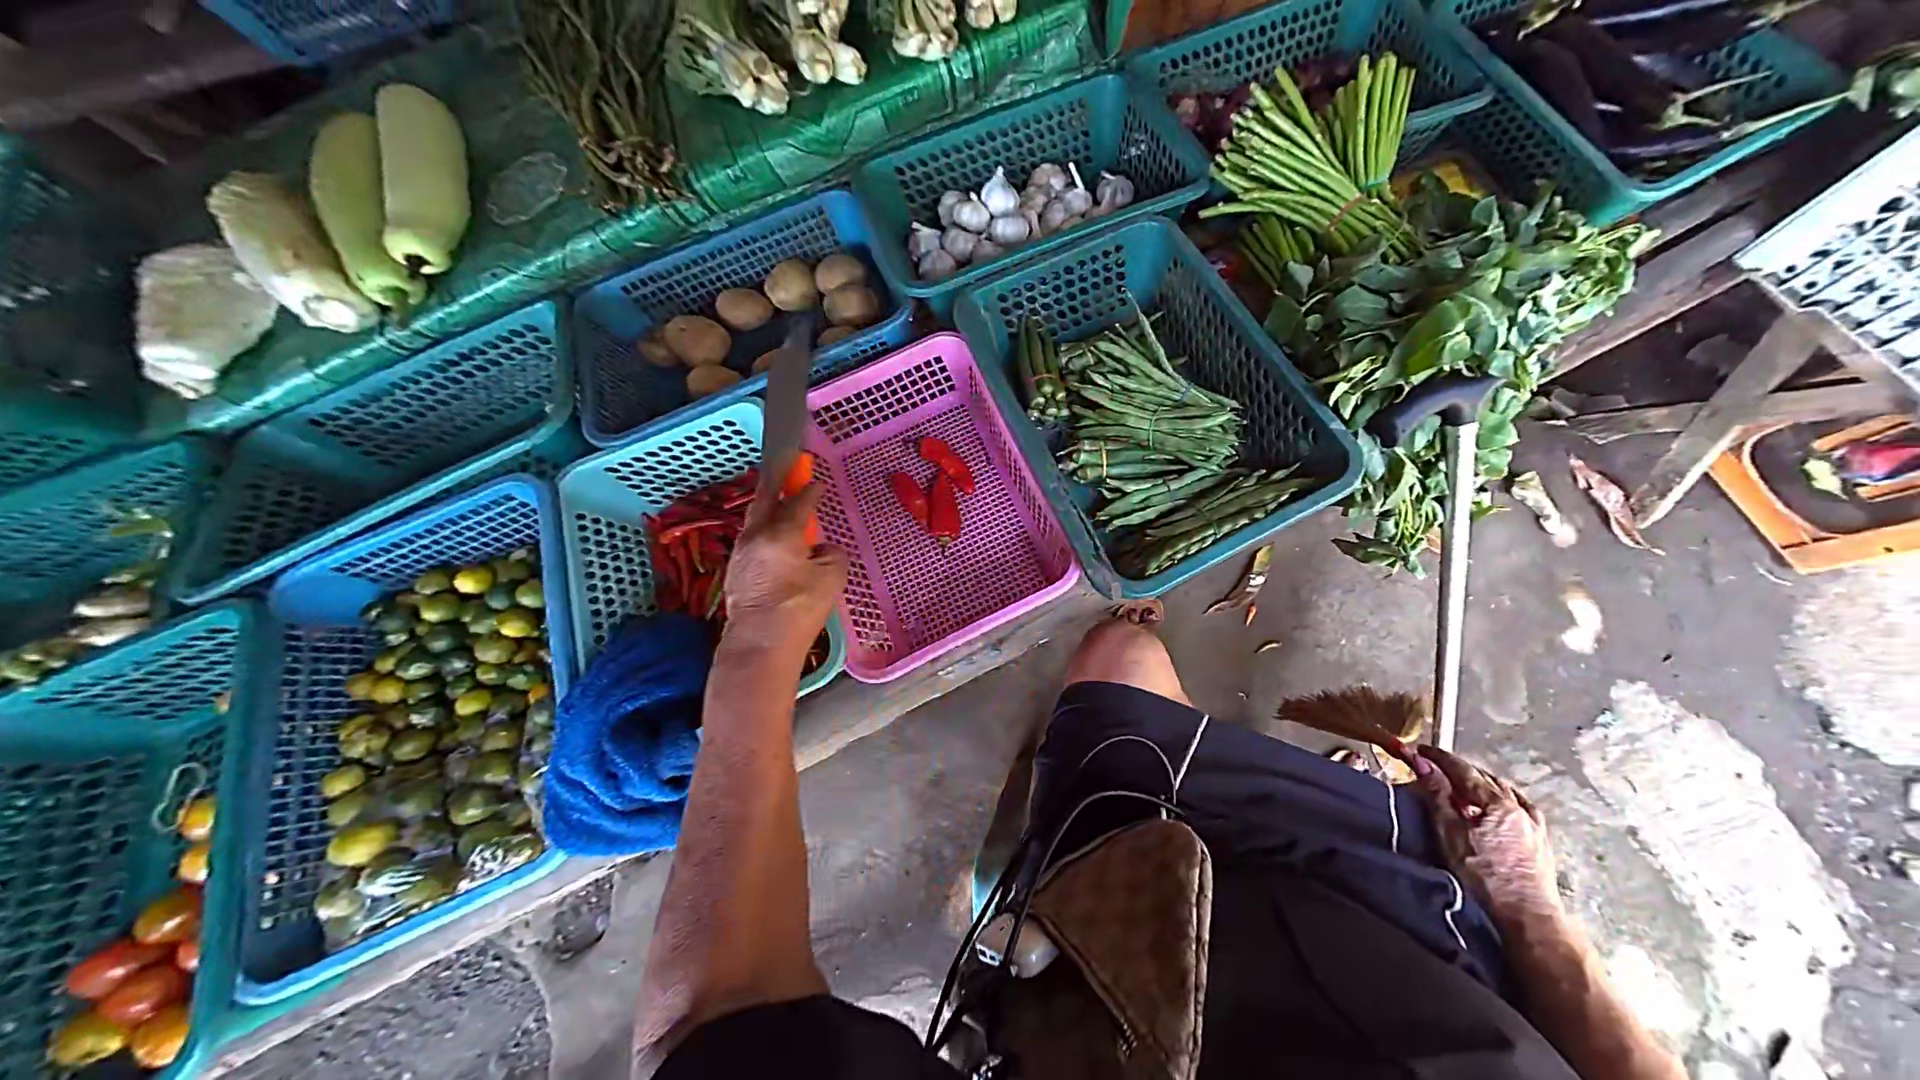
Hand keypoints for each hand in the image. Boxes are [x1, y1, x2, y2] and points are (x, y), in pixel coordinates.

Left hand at [721, 482, 846, 653]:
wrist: (759, 643)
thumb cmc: (799, 608)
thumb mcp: (832, 577)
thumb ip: (832, 554)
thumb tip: (822, 549)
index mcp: (781, 532)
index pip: (798, 503)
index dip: (810, 490)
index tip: (817, 482)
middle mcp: (756, 536)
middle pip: (765, 500)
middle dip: (776, 481)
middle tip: (784, 465)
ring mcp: (741, 553)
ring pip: (755, 520)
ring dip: (768, 508)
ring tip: (779, 502)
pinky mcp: (735, 571)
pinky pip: (752, 540)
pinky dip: (764, 530)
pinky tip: (773, 539)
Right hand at [1411, 745, 1562, 929]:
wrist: (1526, 914)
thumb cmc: (1483, 874)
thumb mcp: (1450, 831)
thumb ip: (1437, 794)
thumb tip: (1423, 764)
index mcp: (1496, 801)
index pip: (1462, 769)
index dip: (1438, 758)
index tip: (1420, 750)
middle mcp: (1518, 806)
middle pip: (1483, 777)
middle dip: (1457, 769)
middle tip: (1434, 767)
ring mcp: (1533, 823)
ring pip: (1503, 790)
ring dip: (1479, 782)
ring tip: (1461, 783)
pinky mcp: (1540, 839)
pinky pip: (1520, 806)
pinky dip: (1502, 797)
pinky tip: (1499, 801)